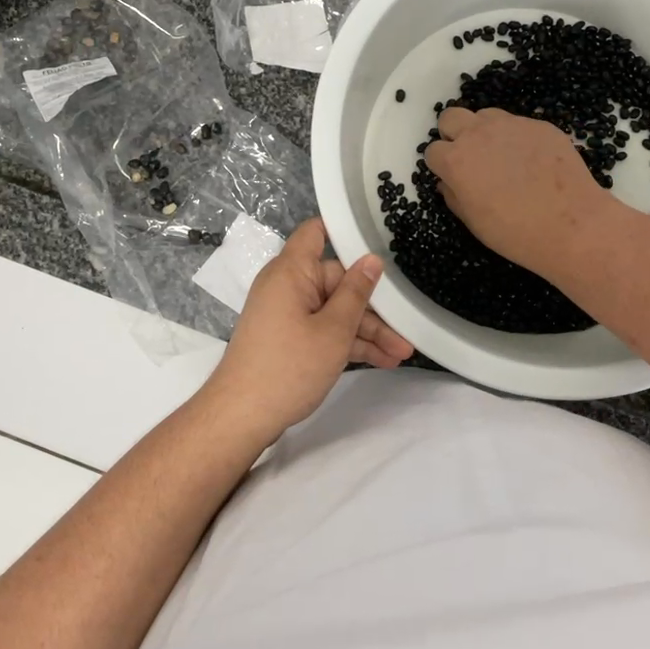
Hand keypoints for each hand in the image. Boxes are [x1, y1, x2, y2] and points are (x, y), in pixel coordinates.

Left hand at [200, 218, 413, 439]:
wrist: (242, 416)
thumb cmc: (289, 366)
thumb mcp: (333, 331)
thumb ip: (356, 293)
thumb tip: (372, 260)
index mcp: (292, 271)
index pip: (316, 233)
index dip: (344, 232)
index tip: (379, 239)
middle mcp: (287, 286)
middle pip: (337, 281)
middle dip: (373, 306)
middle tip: (407, 327)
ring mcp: (287, 313)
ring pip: (334, 311)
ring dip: (367, 331)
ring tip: (403, 353)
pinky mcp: (288, 338)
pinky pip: (323, 329)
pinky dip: (347, 343)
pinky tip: (382, 360)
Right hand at [425, 107, 618, 275]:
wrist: (572, 224)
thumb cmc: (516, 232)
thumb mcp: (473, 221)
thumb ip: (454, 196)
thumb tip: (448, 182)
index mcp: (456, 160)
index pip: (432, 151)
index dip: (440, 166)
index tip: (452, 178)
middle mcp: (479, 134)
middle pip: (451, 117)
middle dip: (453, 135)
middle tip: (469, 159)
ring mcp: (512, 125)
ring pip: (485, 115)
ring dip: (484, 131)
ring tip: (501, 157)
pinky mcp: (540, 125)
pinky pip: (518, 124)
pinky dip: (516, 138)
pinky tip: (532, 163)